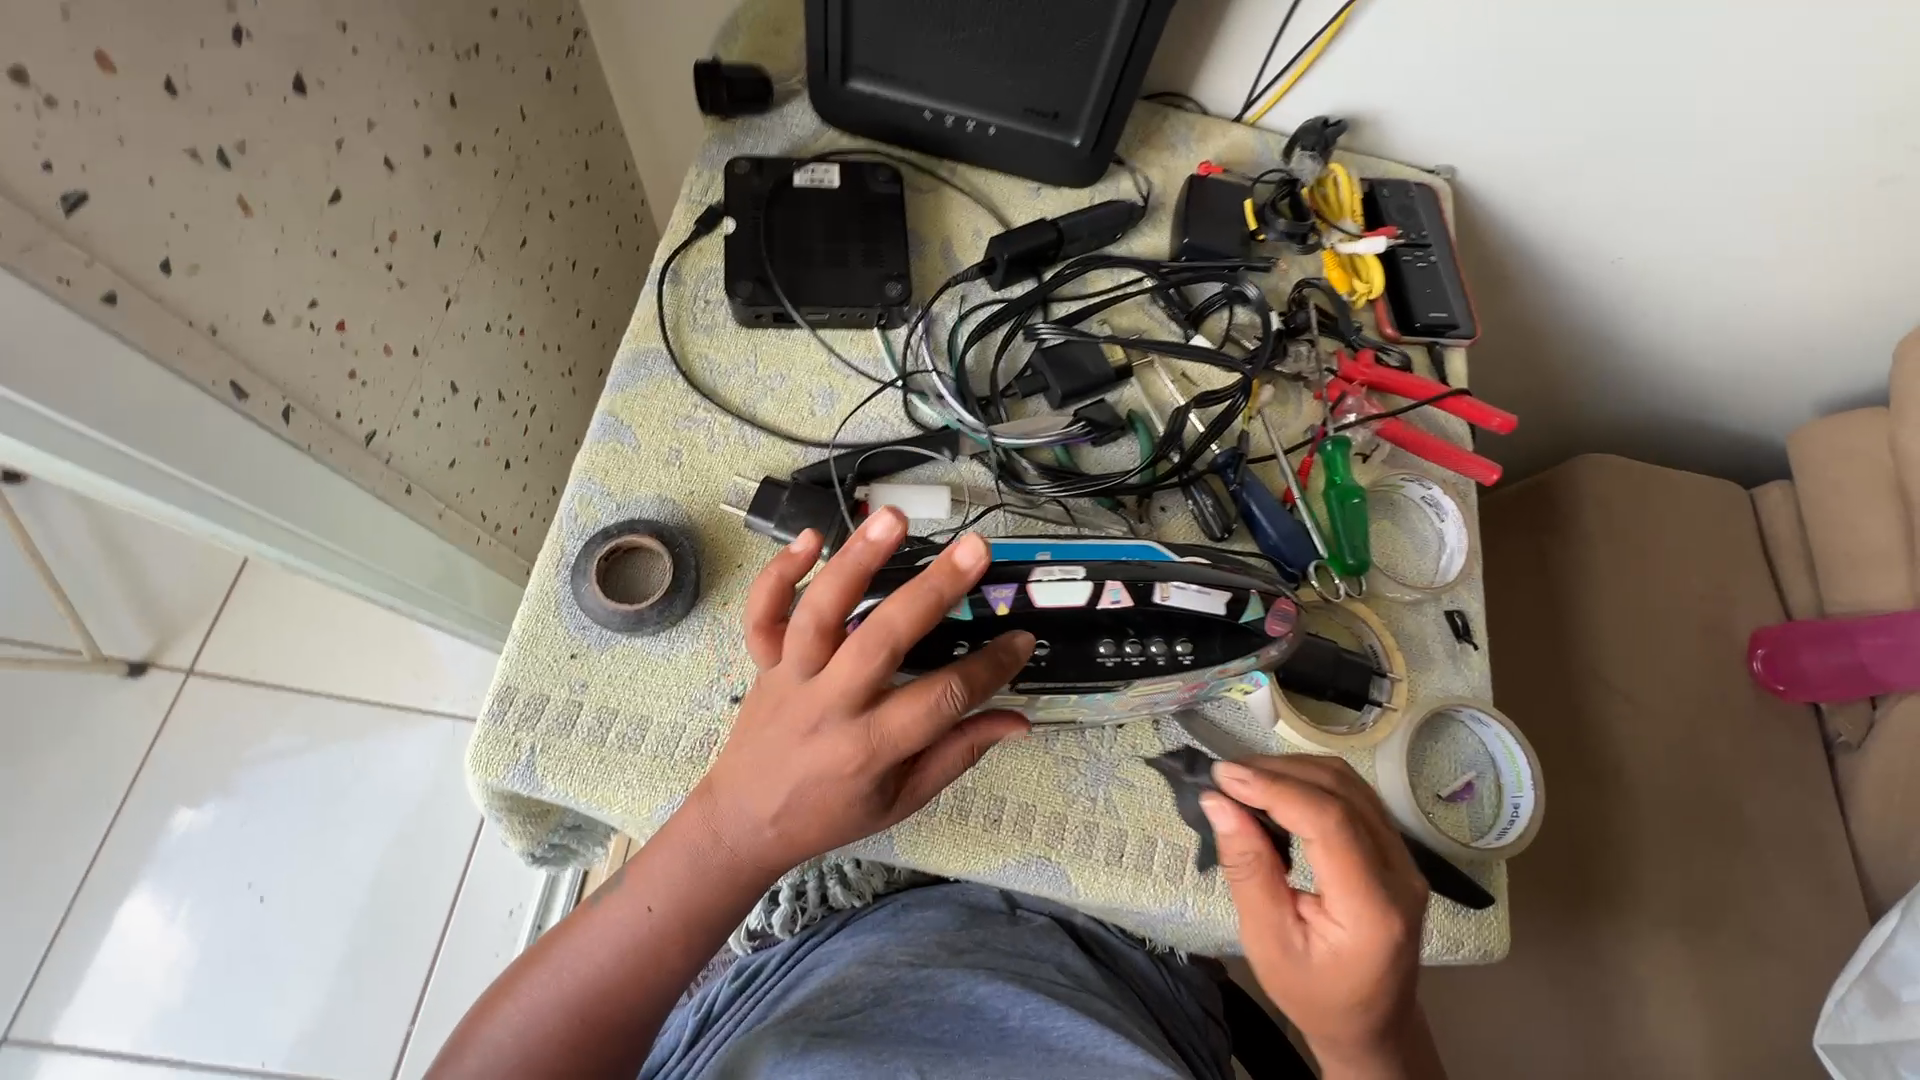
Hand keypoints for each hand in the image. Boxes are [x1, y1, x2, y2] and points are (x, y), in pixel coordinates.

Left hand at [685, 509, 1032, 877]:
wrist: (745, 822)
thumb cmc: (832, 812)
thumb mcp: (902, 799)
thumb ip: (958, 754)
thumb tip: (1019, 721)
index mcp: (869, 747)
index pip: (942, 700)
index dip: (990, 669)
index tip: (1021, 639)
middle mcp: (830, 704)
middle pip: (883, 639)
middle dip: (933, 591)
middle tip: (975, 549)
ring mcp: (791, 677)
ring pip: (821, 611)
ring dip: (856, 559)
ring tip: (893, 517)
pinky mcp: (763, 661)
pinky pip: (763, 613)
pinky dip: (779, 573)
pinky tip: (809, 538)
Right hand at [1201, 755, 1435, 1075]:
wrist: (1371, 1025)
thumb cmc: (1315, 995)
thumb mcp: (1267, 942)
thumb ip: (1247, 868)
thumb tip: (1218, 802)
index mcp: (1373, 907)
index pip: (1329, 820)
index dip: (1274, 788)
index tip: (1223, 777)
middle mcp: (1401, 873)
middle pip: (1341, 791)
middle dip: (1278, 771)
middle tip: (1226, 776)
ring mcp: (1405, 858)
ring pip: (1350, 784)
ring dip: (1293, 770)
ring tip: (1245, 779)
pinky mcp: (1396, 850)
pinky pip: (1354, 796)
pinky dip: (1309, 781)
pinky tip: (1275, 790)